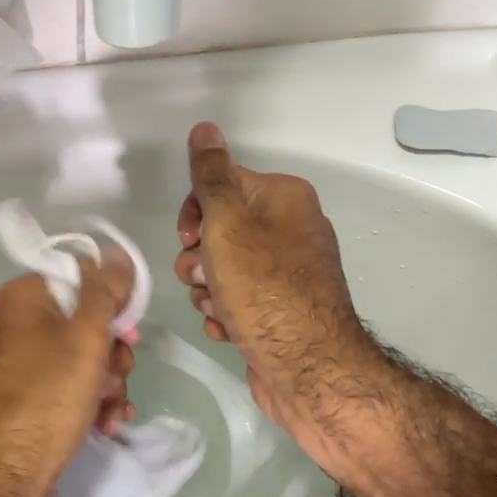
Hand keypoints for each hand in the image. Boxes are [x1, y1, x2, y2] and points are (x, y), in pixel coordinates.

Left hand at [0, 251, 137, 496]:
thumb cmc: (44, 400)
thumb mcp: (84, 339)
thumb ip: (104, 292)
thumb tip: (115, 252)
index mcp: (20, 299)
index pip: (77, 277)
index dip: (110, 302)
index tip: (128, 332)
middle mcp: (12, 327)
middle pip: (81, 322)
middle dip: (111, 353)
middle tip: (116, 376)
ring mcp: (13, 370)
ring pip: (78, 361)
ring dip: (106, 384)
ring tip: (109, 410)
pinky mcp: (20, 405)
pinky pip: (63, 391)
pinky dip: (87, 404)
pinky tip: (104, 426)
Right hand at [174, 121, 378, 476]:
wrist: (306, 368)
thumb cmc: (264, 290)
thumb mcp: (228, 225)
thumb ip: (212, 177)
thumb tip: (205, 128)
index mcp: (283, 199)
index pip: (220, 185)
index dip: (195, 215)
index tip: (190, 240)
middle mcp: (289, 229)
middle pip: (217, 231)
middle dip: (199, 260)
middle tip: (208, 279)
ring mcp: (285, 273)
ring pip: (221, 271)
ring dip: (208, 292)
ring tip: (222, 310)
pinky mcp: (278, 310)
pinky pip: (236, 301)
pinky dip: (226, 315)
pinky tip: (231, 330)